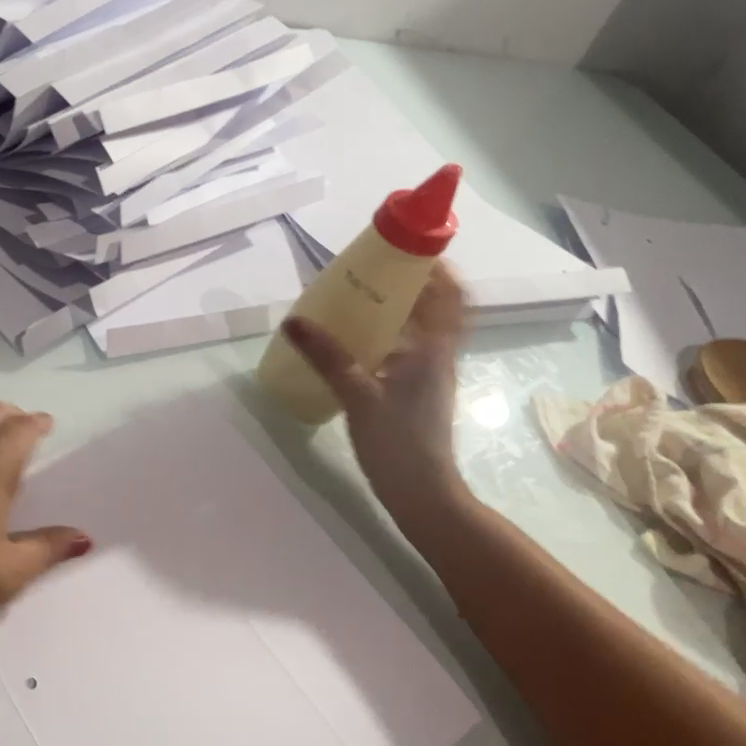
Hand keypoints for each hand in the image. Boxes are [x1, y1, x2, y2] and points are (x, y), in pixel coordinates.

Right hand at [278, 261, 468, 513]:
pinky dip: (388, 336)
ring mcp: (430, 376)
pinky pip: (407, 350)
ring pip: (421, 329)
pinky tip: (355, 343)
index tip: (408, 249)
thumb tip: (294, 320)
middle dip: (409, 284)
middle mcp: (438, 357)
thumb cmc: (399, 444)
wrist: (425, 496)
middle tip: (369, 270)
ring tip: (357, 299)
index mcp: (433, 350)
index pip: (451, 296)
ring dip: (398, 309)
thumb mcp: (358, 397)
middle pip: (436, 307)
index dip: (437, 268)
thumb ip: (327, 357)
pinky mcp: (417, 393)